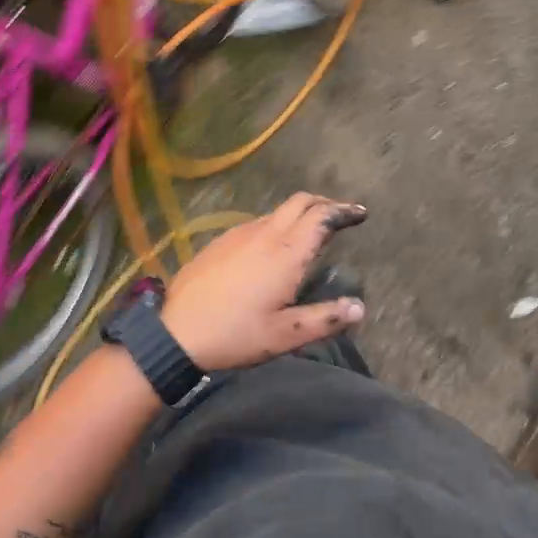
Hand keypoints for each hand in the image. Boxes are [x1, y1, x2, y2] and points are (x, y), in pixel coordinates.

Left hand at [160, 193, 366, 370]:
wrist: (177, 331)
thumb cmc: (236, 335)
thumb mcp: (285, 336)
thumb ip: (325, 319)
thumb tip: (359, 307)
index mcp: (286, 254)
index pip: (321, 217)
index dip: (344, 211)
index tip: (360, 213)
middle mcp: (265, 234)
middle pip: (300, 201)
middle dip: (324, 203)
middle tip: (340, 216)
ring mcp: (239, 233)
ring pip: (278, 211)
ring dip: (299, 213)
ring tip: (310, 231)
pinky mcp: (221, 240)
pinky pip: (257, 222)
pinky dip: (277, 224)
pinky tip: (273, 247)